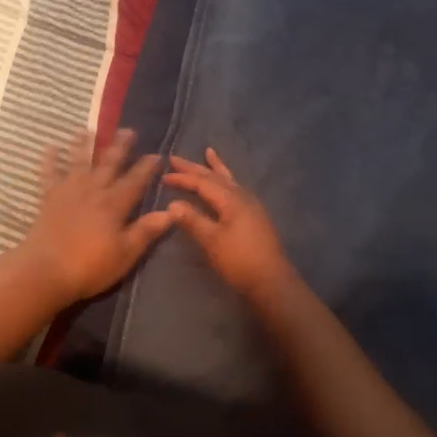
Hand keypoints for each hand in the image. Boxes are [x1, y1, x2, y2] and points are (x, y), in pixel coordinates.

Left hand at [18, 131, 174, 303]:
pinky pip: (49, 173)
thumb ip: (146, 231)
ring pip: (79, 161)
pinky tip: (51, 147)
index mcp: (114, 204)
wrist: (46, 270)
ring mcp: (69, 191)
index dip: (147, 167)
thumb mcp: (125, 253)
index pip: (135, 181)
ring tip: (87, 129)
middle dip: (120, 147)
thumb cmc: (90, 266)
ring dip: (84, 145)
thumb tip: (172, 212)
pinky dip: (50, 159)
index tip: (157, 154)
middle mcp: (93, 190)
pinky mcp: (49, 198)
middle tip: (127, 130)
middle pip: (109, 164)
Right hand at [164, 148, 296, 300]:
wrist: (273, 282)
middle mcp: (242, 196)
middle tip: (175, 158)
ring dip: (215, 168)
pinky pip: (236, 188)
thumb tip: (173, 204)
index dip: (182, 179)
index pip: (202, 183)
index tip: (163, 176)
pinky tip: (227, 182)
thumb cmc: (240, 261)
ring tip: (209, 153)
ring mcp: (252, 205)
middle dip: (194, 167)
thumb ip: (193, 220)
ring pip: (229, 180)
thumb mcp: (212, 241)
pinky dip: (227, 179)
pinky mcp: (255, 215)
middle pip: (215, 177)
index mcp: (231, 199)